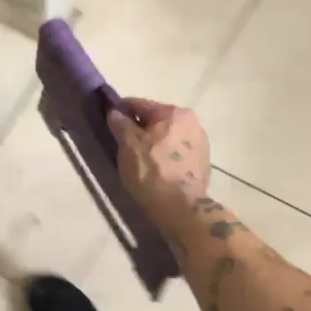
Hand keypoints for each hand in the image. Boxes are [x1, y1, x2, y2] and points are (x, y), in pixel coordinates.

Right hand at [107, 98, 210, 217]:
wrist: (179, 206)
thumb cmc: (150, 170)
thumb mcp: (128, 144)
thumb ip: (120, 124)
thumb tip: (114, 112)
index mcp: (174, 113)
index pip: (140, 104)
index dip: (121, 110)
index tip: (108, 119)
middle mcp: (192, 122)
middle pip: (156, 119)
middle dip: (139, 127)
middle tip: (121, 141)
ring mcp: (200, 142)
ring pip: (167, 135)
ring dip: (152, 141)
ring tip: (137, 156)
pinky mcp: (202, 161)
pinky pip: (176, 150)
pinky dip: (164, 153)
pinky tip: (154, 166)